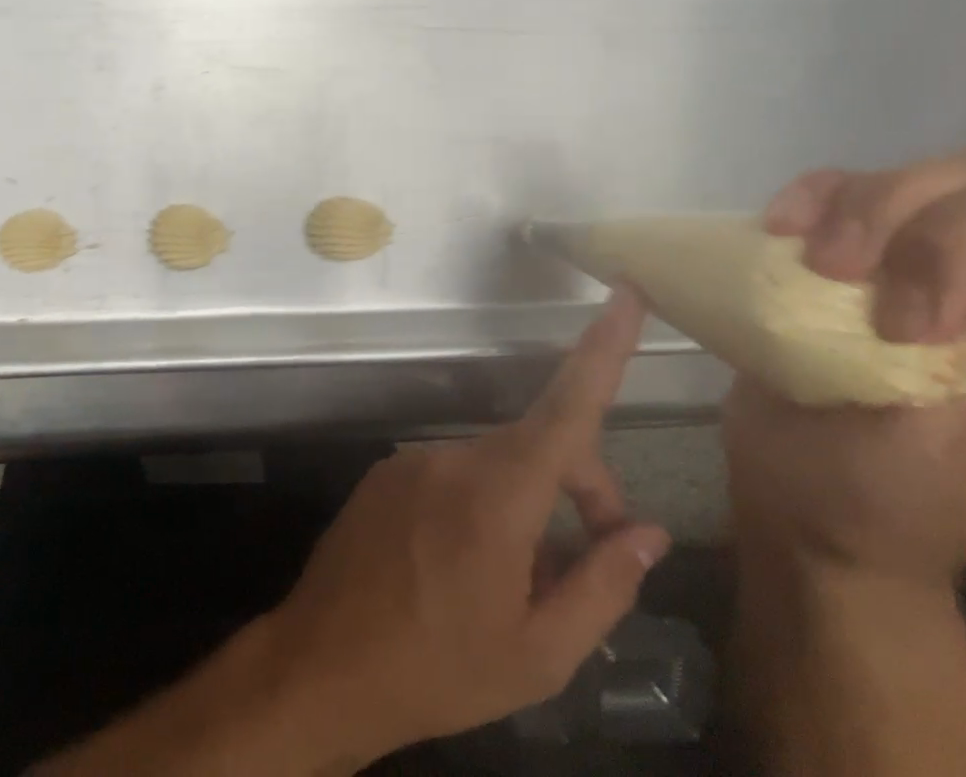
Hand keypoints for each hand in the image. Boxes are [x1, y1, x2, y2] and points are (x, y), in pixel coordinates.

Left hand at [260, 290, 672, 762]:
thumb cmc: (437, 671)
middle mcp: (449, 460)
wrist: (319, 669)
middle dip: (581, 491)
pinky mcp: (380, 479)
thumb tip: (646, 534)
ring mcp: (407, 465)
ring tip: (520, 584)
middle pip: (538, 447)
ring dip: (525, 507)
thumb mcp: (541, 653)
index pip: (565, 410)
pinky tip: (467, 569)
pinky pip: (450, 477)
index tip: (625, 294)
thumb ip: (603, 585)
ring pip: (494, 466)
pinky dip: (479, 507)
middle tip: (596, 562)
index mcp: (496, 497)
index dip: (603, 351)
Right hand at [731, 148, 965, 577]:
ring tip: (828, 272)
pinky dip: (819, 195)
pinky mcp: (868, 241)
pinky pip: (856, 175)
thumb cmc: (909, 500)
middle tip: (899, 330)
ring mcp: (955, 252)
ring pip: (961, 169)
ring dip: (880, 213)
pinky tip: (787, 232)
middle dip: (960, 245)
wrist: (792, 492)